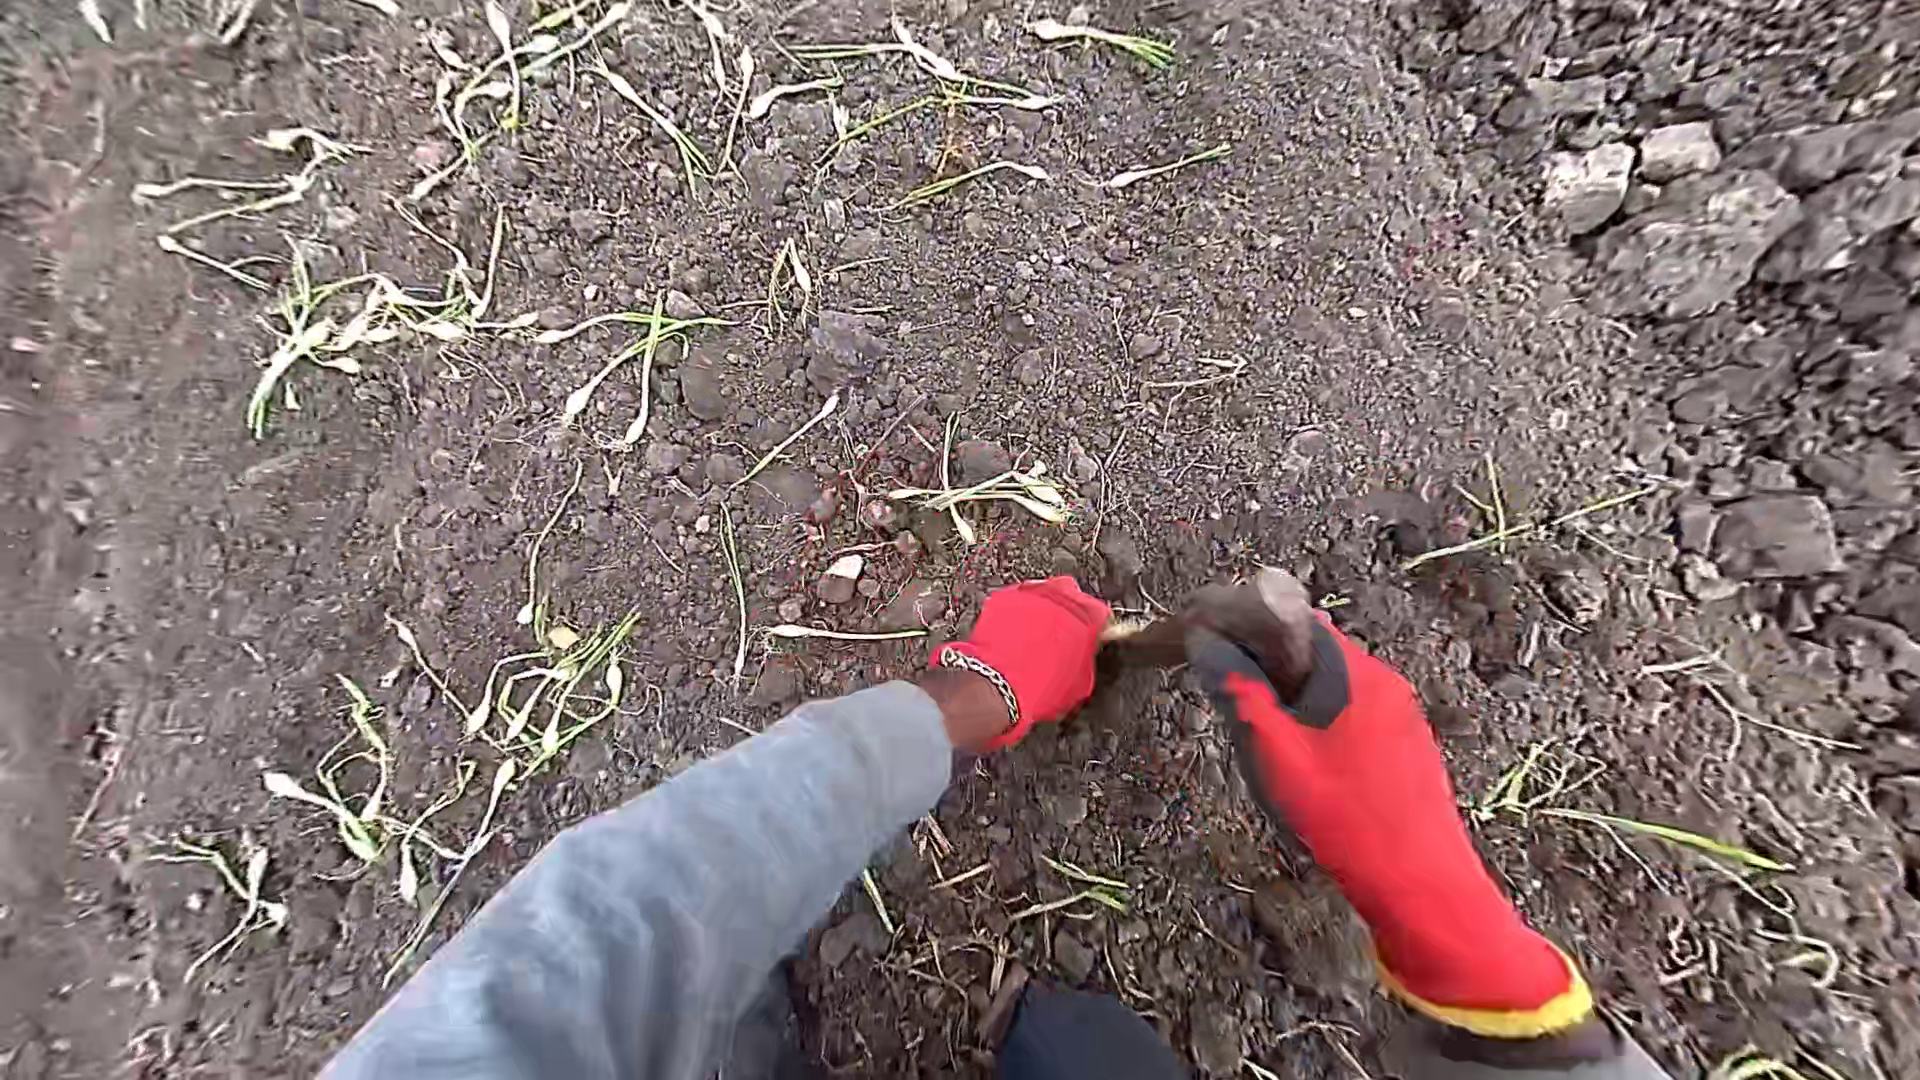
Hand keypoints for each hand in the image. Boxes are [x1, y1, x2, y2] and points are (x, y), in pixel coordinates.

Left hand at [933, 577, 1109, 752]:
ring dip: (1041, 609)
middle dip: (1067, 612)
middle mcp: (1061, 597)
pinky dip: (1016, 612)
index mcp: (1088, 616)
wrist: (999, 686)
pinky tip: (1013, 633)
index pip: (1100, 613)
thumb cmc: (1039, 688)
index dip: (1094, 627)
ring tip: (1033, 634)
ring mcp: (1031, 594)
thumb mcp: (1080, 683)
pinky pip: (1016, 599)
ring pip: (1042, 593)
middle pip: (1070, 594)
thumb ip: (1088, 658)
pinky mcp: (1004, 597)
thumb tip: (1085, 654)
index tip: (1089, 636)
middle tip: (1060, 635)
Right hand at [1186, 616, 1593, 1038]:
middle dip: (1263, 660)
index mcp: (1353, 672)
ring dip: (1286, 689)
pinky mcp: (1403, 740)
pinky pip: (1345, 705)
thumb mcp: (1272, 749)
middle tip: (1231, 690)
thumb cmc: (1341, 813)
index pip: (1292, 618)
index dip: (1245, 621)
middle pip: (1308, 647)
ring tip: (1261, 727)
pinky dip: (1311, 710)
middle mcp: (1381, 681)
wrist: (1422, 888)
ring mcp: (1398, 712)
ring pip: (1325, 678)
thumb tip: (1203, 639)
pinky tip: (1300, 751)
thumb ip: (1237, 689)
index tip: (1212, 639)